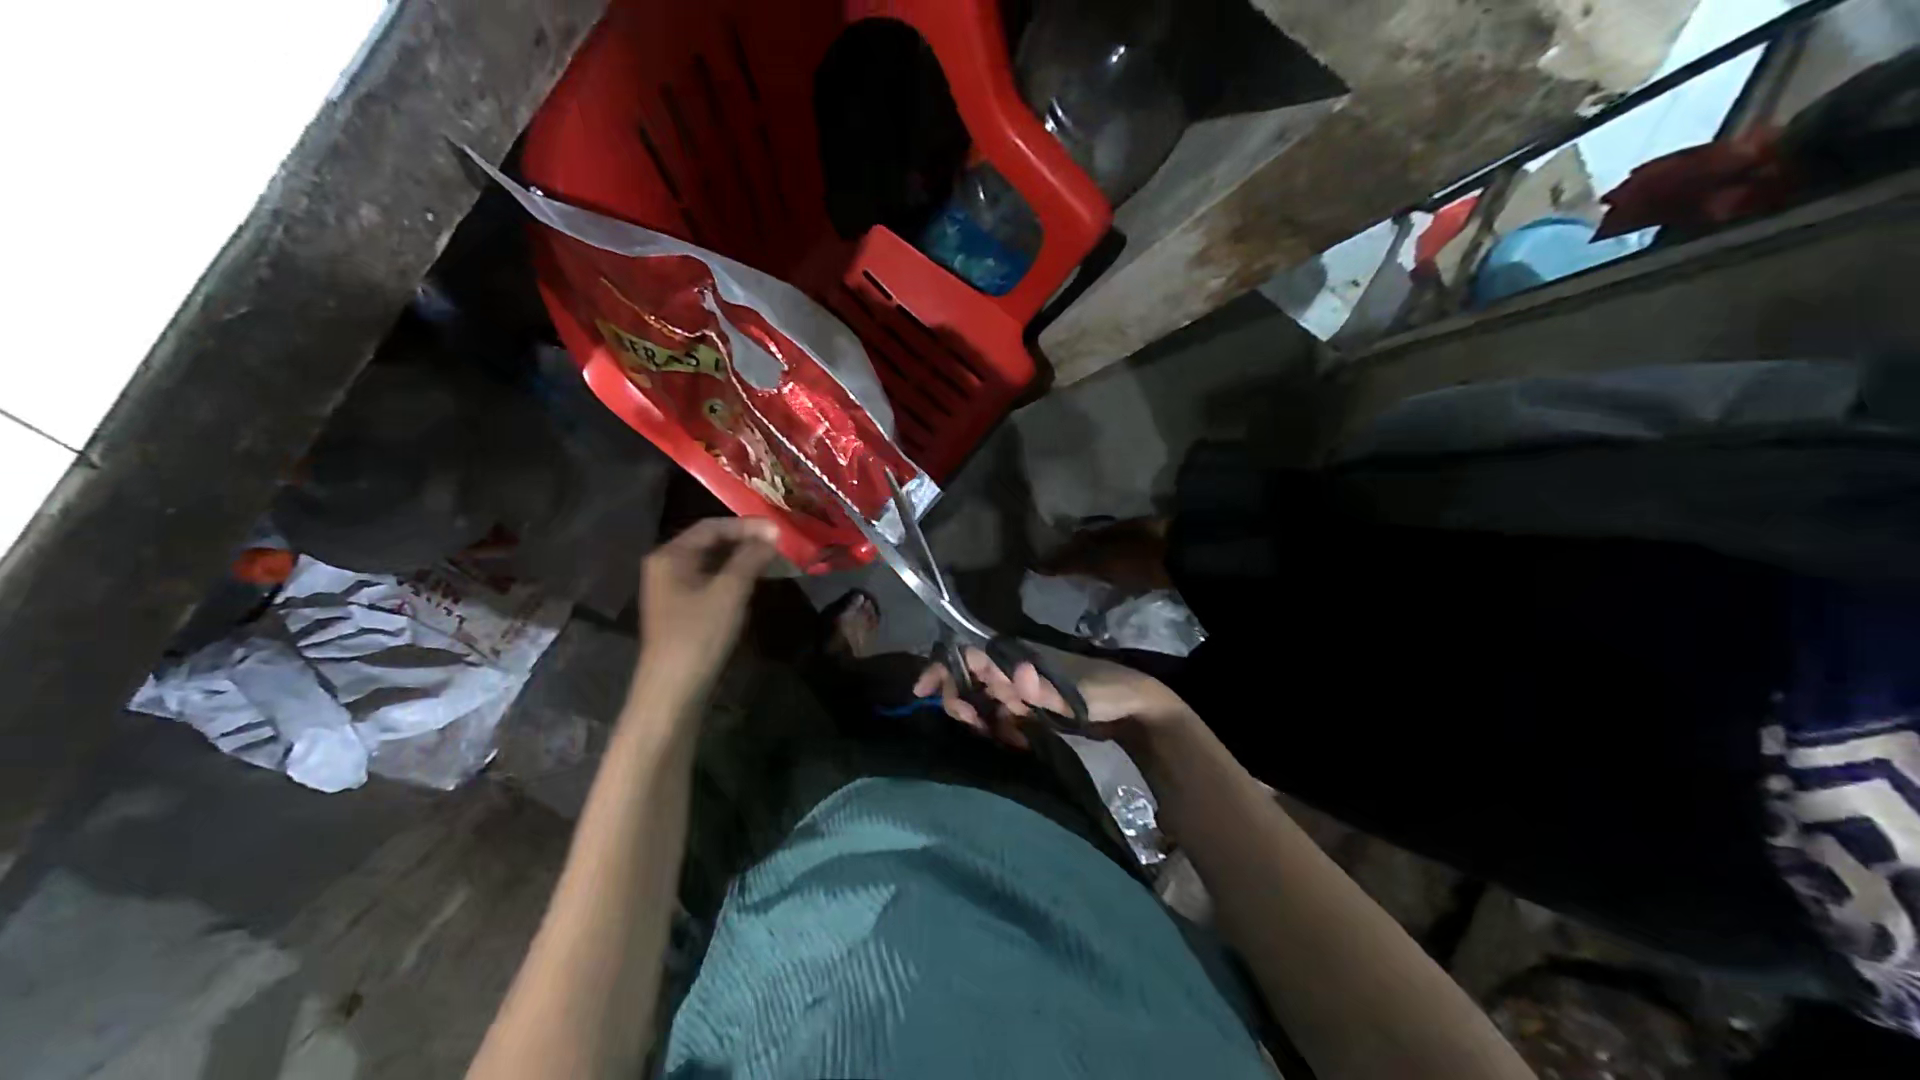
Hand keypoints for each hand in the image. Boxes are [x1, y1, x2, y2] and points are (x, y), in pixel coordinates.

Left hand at [632, 517, 779, 699]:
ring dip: (742, 559)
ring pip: (712, 563)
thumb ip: (751, 557)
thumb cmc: (699, 635)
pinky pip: (711, 582)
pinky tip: (755, 583)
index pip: (712, 526)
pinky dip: (734, 577)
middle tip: (779, 543)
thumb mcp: (730, 591)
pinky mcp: (682, 610)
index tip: (779, 529)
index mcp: (670, 555)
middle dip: (745, 540)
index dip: (747, 525)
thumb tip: (773, 533)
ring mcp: (672, 590)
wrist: (673, 690)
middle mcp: (666, 566)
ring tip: (774, 560)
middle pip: (710, 542)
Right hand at [912, 644, 1191, 748]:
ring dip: (980, 720)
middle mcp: (1014, 668)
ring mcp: (1022, 689)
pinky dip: (1001, 730)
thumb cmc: (1105, 692)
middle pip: (969, 678)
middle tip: (970, 724)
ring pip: (983, 701)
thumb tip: (1012, 672)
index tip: (921, 690)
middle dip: (959, 700)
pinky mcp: (1030, 707)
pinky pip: (1003, 717)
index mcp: (1019, 656)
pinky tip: (1015, 742)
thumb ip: (1042, 688)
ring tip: (997, 737)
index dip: (942, 667)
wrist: (1134, 709)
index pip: (968, 654)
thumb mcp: (1075, 693)